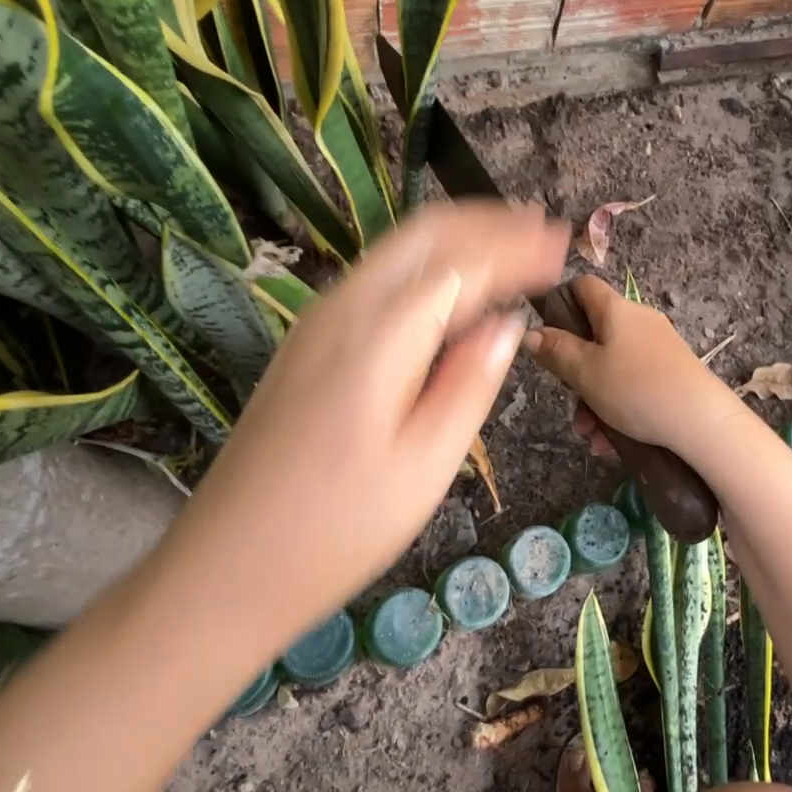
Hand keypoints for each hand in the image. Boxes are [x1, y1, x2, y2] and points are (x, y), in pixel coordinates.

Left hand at [155, 202, 568, 644]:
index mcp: (379, 334)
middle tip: (544, 229)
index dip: (518, 249)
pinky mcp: (308, 344)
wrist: (226, 567)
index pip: (464, 265)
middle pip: (426, 235)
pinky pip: (380, 280)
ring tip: (512, 246)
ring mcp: (318, 322)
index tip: (565, 247)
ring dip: (459, 239)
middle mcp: (344, 308)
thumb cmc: (338, 528)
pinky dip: (429, 269)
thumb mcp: (425, 464)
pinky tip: (454, 295)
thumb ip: (469, 383)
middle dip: (489, 223)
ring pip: (399, 252)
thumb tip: (506, 325)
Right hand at [525, 276, 742, 454]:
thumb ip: (555, 351)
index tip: (547, 335)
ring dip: (595, 402)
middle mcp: (639, 321)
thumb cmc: (636, 389)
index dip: (561, 303)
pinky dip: (619, 410)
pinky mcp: (672, 373)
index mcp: (616, 310)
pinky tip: (613, 443)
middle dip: (577, 375)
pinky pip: (634, 385)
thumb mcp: (584, 372)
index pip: (584, 286)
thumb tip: (531, 333)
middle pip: (595, 337)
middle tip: (571, 406)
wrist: (702, 421)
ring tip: (592, 437)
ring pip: (612, 369)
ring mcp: (659, 348)